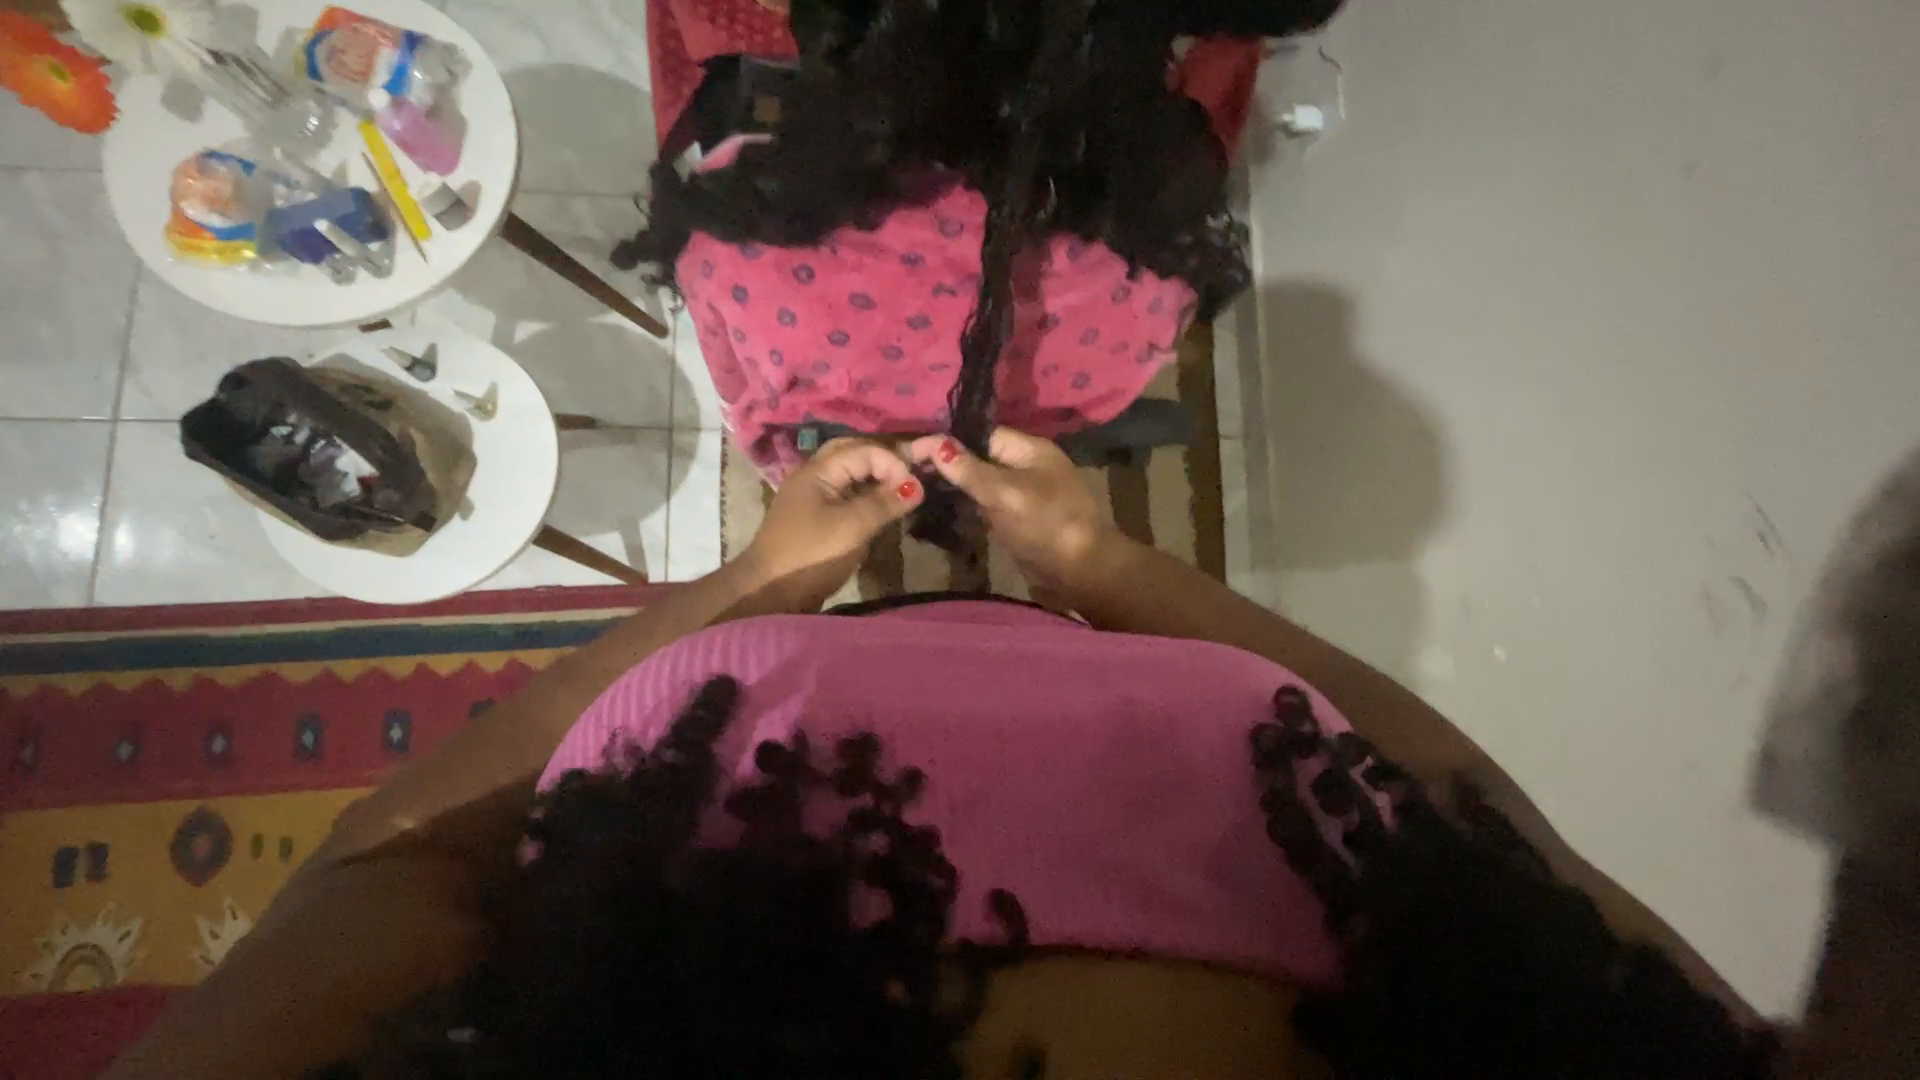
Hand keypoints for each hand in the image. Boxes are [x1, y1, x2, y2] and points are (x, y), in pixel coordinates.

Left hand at [737, 438, 924, 609]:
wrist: (768, 592)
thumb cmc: (810, 555)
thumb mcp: (852, 527)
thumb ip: (884, 503)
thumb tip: (917, 486)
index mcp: (817, 471)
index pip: (863, 450)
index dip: (893, 462)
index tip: (914, 487)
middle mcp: (812, 476)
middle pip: (852, 453)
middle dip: (884, 460)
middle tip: (911, 474)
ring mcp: (811, 497)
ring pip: (848, 474)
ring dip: (875, 476)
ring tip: (901, 489)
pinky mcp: (814, 518)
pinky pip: (844, 494)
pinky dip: (866, 495)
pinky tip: (882, 507)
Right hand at [908, 428, 1124, 594]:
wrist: (1081, 573)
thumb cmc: (1045, 524)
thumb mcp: (1005, 493)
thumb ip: (969, 470)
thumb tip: (934, 445)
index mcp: (1030, 450)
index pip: (982, 435)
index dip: (948, 441)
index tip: (911, 451)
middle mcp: (1028, 468)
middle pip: (981, 458)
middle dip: (948, 463)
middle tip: (907, 470)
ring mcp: (1025, 497)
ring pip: (983, 484)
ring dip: (956, 487)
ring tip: (917, 487)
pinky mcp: (1020, 523)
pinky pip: (989, 507)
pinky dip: (968, 507)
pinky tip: (942, 509)